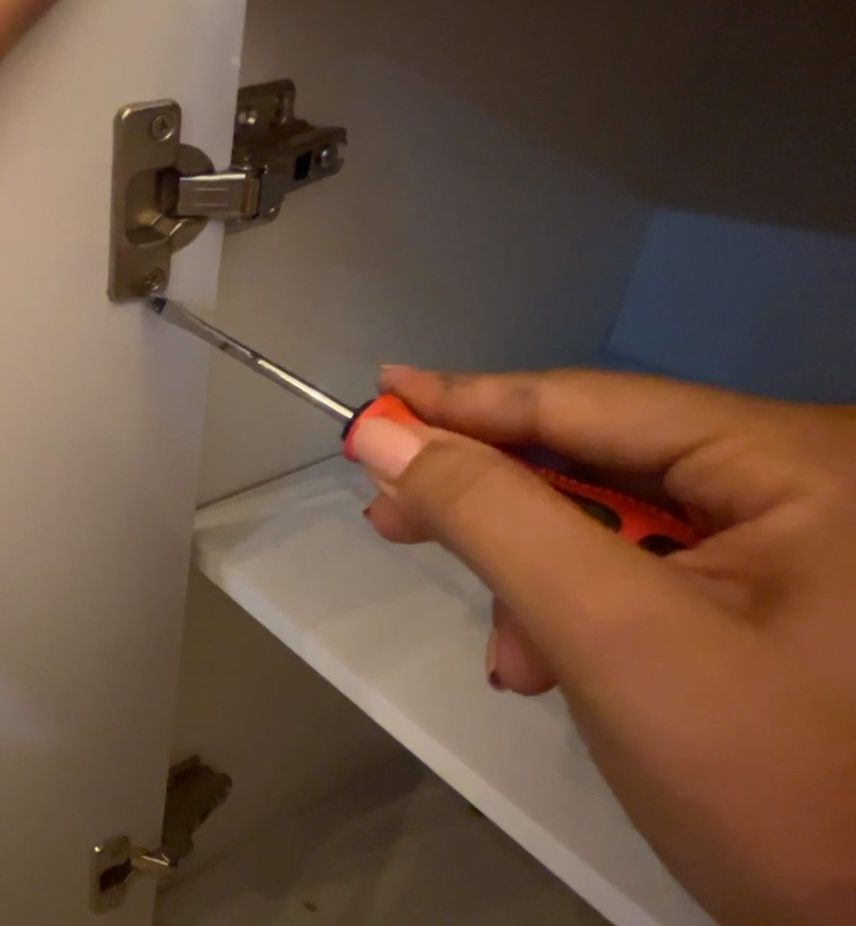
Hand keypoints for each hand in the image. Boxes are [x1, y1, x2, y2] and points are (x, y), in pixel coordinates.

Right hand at [356, 368, 855, 925]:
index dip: (462, 402)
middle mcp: (823, 484)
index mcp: (813, 465)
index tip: (373, 400)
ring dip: (536, 577)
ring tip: (507, 650)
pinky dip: (581, 607)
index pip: (589, 402)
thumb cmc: (782, 785)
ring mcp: (818, 543)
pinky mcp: (800, 597)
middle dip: (491, 506)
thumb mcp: (608, 633)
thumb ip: (487, 516)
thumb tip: (384, 435)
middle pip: (599, 459)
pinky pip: (648, 567)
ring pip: (613, 519)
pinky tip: (555, 663)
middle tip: (392, 518)